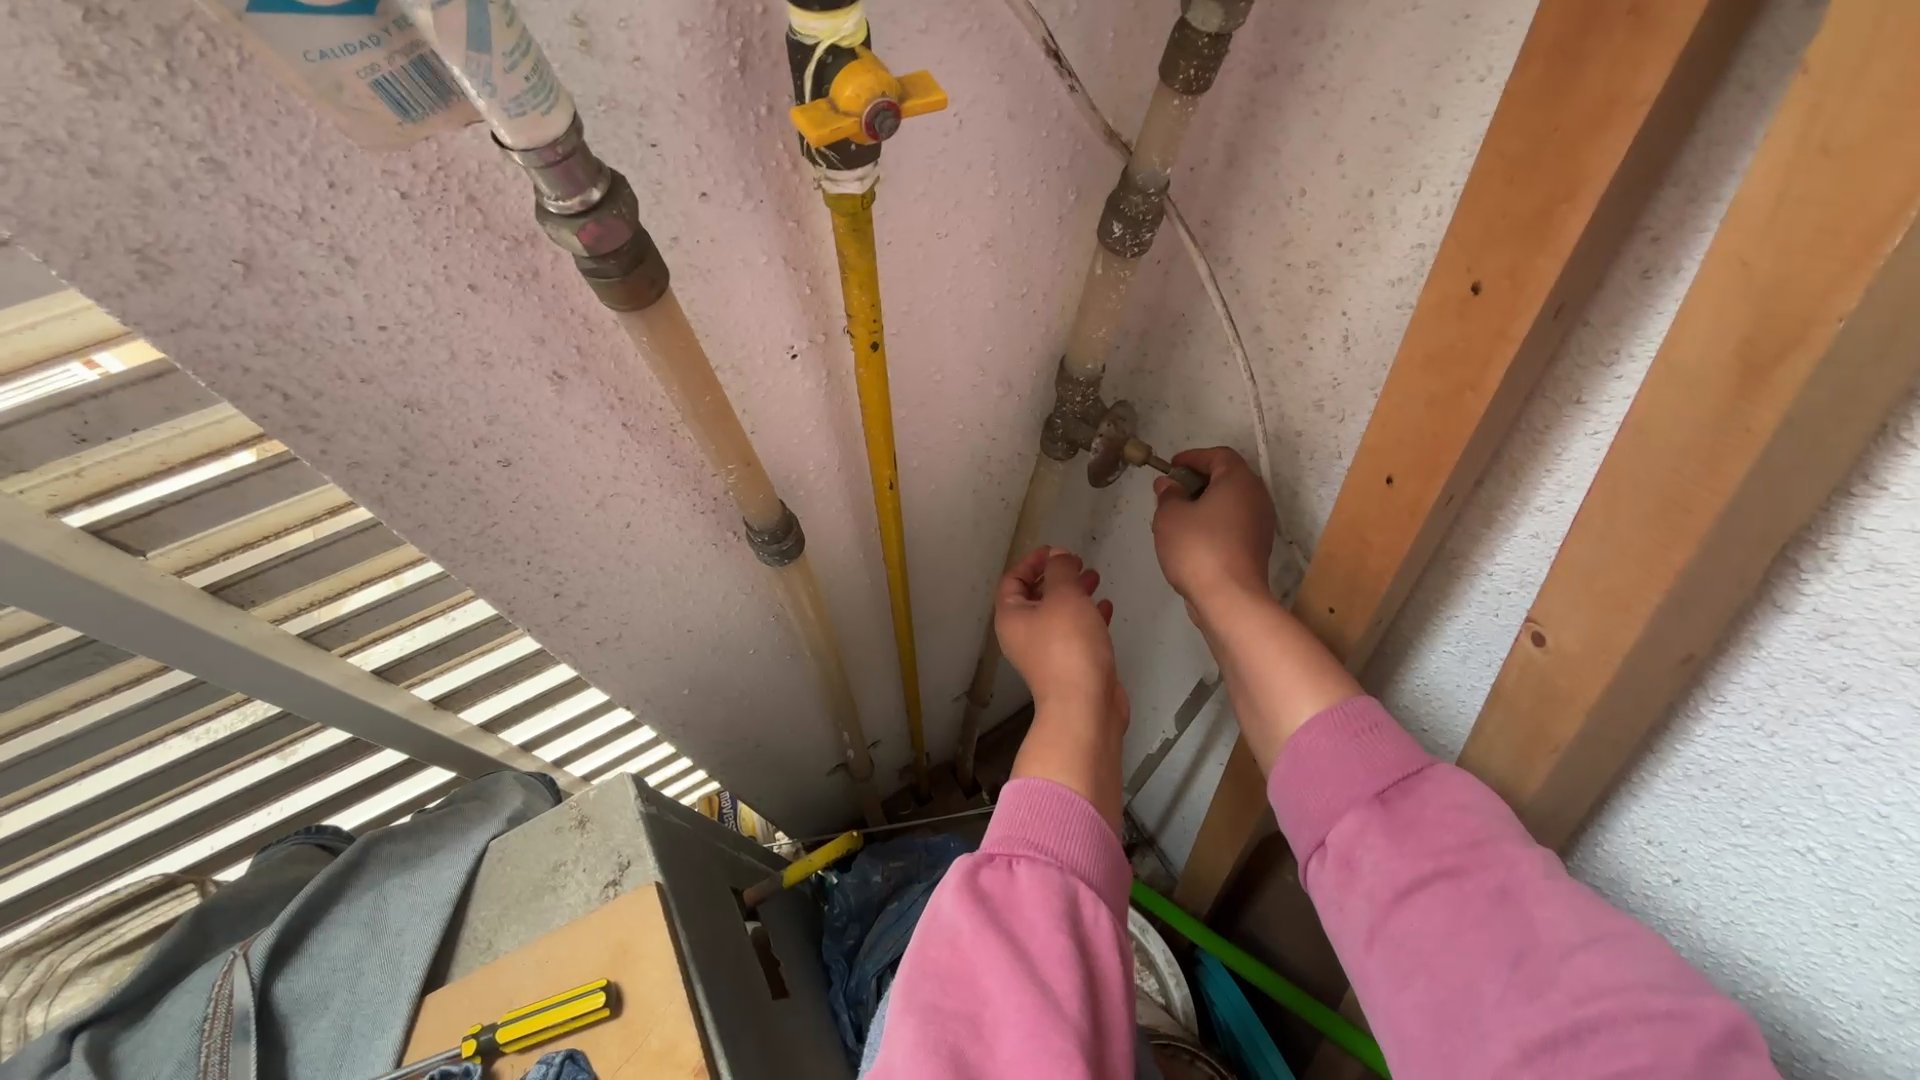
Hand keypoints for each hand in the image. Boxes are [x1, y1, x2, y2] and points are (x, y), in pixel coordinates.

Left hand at [995, 546, 1120, 716]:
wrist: (1085, 705)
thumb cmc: (1069, 645)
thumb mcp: (1064, 596)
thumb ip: (1060, 570)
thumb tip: (1057, 555)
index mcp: (1011, 618)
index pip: (1012, 580)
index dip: (1031, 561)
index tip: (1054, 550)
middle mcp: (1023, 635)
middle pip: (1035, 597)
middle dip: (1056, 577)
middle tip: (1079, 562)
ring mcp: (1046, 653)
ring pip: (1058, 615)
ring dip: (1075, 594)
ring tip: (1095, 578)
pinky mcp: (1070, 666)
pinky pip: (1075, 633)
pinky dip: (1088, 617)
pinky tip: (1106, 607)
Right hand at [1151, 446, 1275, 610]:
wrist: (1230, 597)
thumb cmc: (1198, 548)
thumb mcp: (1169, 516)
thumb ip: (1168, 495)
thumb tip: (1168, 485)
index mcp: (1239, 481)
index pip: (1219, 455)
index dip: (1193, 457)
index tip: (1171, 467)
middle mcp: (1256, 497)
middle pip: (1227, 478)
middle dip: (1197, 482)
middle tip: (1171, 493)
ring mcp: (1260, 523)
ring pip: (1230, 503)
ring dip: (1204, 504)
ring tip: (1177, 517)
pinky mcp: (1257, 547)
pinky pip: (1233, 524)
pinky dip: (1214, 523)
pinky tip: (1191, 539)